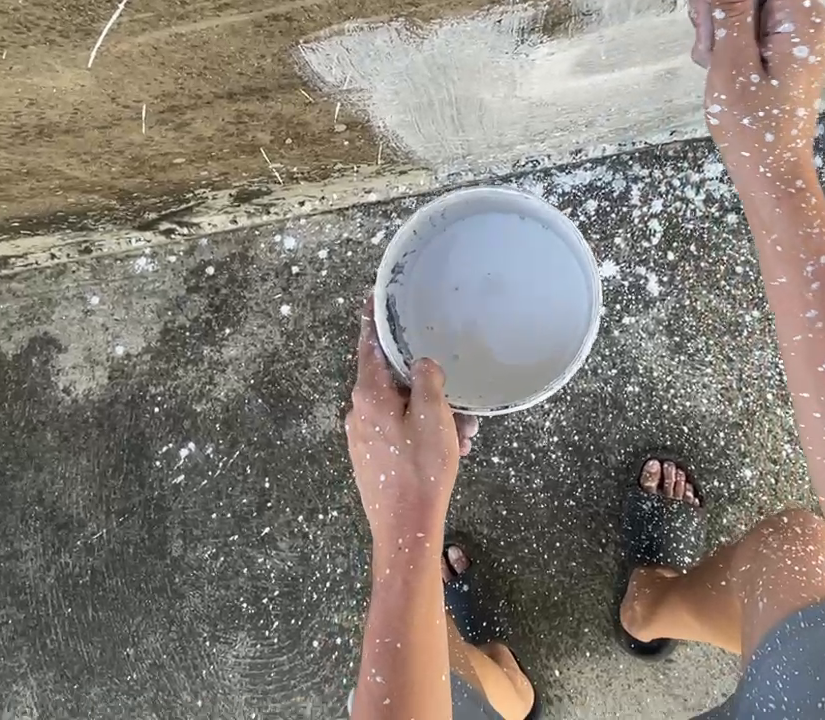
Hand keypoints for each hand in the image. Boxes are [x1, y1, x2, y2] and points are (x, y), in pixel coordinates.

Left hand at [345, 298, 472, 552]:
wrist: (405, 529)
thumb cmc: (420, 468)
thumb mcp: (433, 415)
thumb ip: (426, 379)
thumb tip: (421, 364)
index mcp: (368, 395)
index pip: (369, 345)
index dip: (373, 319)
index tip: (373, 295)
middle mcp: (359, 412)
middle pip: (393, 380)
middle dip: (427, 383)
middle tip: (456, 392)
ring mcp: (364, 437)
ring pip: (403, 409)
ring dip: (434, 414)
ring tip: (465, 431)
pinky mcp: (373, 458)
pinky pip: (401, 431)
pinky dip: (425, 432)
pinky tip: (453, 448)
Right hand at [688, 0, 824, 188]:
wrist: (769, 172)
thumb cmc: (753, 127)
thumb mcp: (732, 64)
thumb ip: (731, 7)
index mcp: (801, 17)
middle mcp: (801, 18)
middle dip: (716, 0)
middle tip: (705, 40)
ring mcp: (788, 34)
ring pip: (739, 2)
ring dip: (714, 25)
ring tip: (712, 64)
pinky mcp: (775, 50)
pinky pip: (742, 26)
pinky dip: (721, 41)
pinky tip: (717, 70)